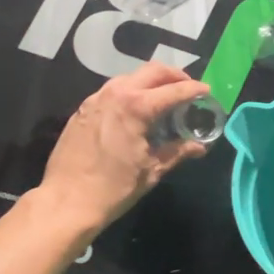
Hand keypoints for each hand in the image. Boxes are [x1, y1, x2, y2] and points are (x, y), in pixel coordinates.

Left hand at [37, 64, 209, 231]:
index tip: (207, 91)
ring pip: (129, 77)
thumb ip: (177, 152)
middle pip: (152, 71)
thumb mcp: (151, 171)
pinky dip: (130, 92)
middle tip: (187, 88)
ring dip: (150, 82)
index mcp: (136, 106)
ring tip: (162, 98)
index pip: (173, 90)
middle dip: (173, 76)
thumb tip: (199, 147)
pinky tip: (135, 110)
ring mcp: (96, 99)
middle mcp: (116, 93)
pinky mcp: (83, 109)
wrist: (66, 201)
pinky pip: (112, 90)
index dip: (194, 89)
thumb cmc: (114, 188)